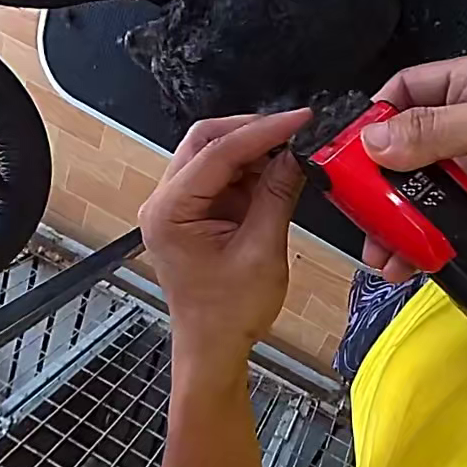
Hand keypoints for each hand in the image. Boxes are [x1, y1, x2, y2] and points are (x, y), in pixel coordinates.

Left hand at [139, 108, 311, 366]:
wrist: (214, 346)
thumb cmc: (229, 312)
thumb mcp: (262, 250)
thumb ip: (277, 196)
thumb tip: (297, 157)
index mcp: (171, 211)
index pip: (218, 151)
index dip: (264, 131)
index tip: (300, 120)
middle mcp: (166, 202)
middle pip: (207, 141)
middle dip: (254, 133)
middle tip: (296, 131)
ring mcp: (180, 206)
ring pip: (216, 155)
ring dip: (256, 152)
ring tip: (294, 156)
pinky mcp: (197, 213)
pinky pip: (225, 178)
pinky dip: (253, 172)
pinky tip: (279, 175)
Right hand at [360, 51, 466, 281]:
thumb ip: (445, 126)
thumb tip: (380, 138)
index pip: (409, 90)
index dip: (376, 118)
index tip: (350, 153)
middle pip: (403, 146)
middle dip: (375, 179)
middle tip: (359, 208)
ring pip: (417, 192)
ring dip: (393, 217)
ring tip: (380, 244)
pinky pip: (439, 225)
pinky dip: (419, 242)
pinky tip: (407, 259)